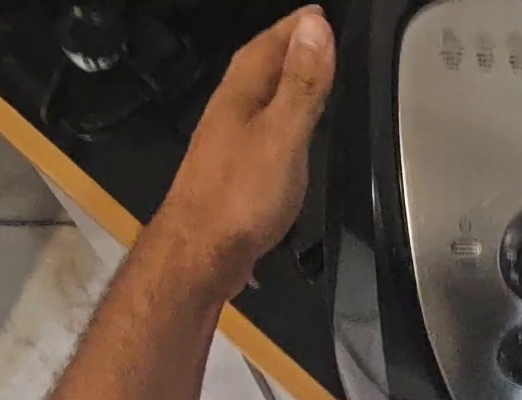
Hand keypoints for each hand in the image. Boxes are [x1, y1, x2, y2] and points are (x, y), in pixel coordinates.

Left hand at [155, 6, 335, 291]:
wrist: (201, 253)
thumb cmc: (242, 196)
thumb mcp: (282, 137)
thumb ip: (302, 86)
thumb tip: (317, 27)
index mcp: (241, 96)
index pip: (269, 47)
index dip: (295, 29)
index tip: (319, 15)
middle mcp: (229, 114)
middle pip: (258, 71)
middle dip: (286, 53)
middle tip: (316, 44)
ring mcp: (227, 148)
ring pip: (257, 104)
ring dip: (281, 90)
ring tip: (306, 85)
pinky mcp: (233, 179)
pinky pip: (260, 137)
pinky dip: (278, 127)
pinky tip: (288, 142)